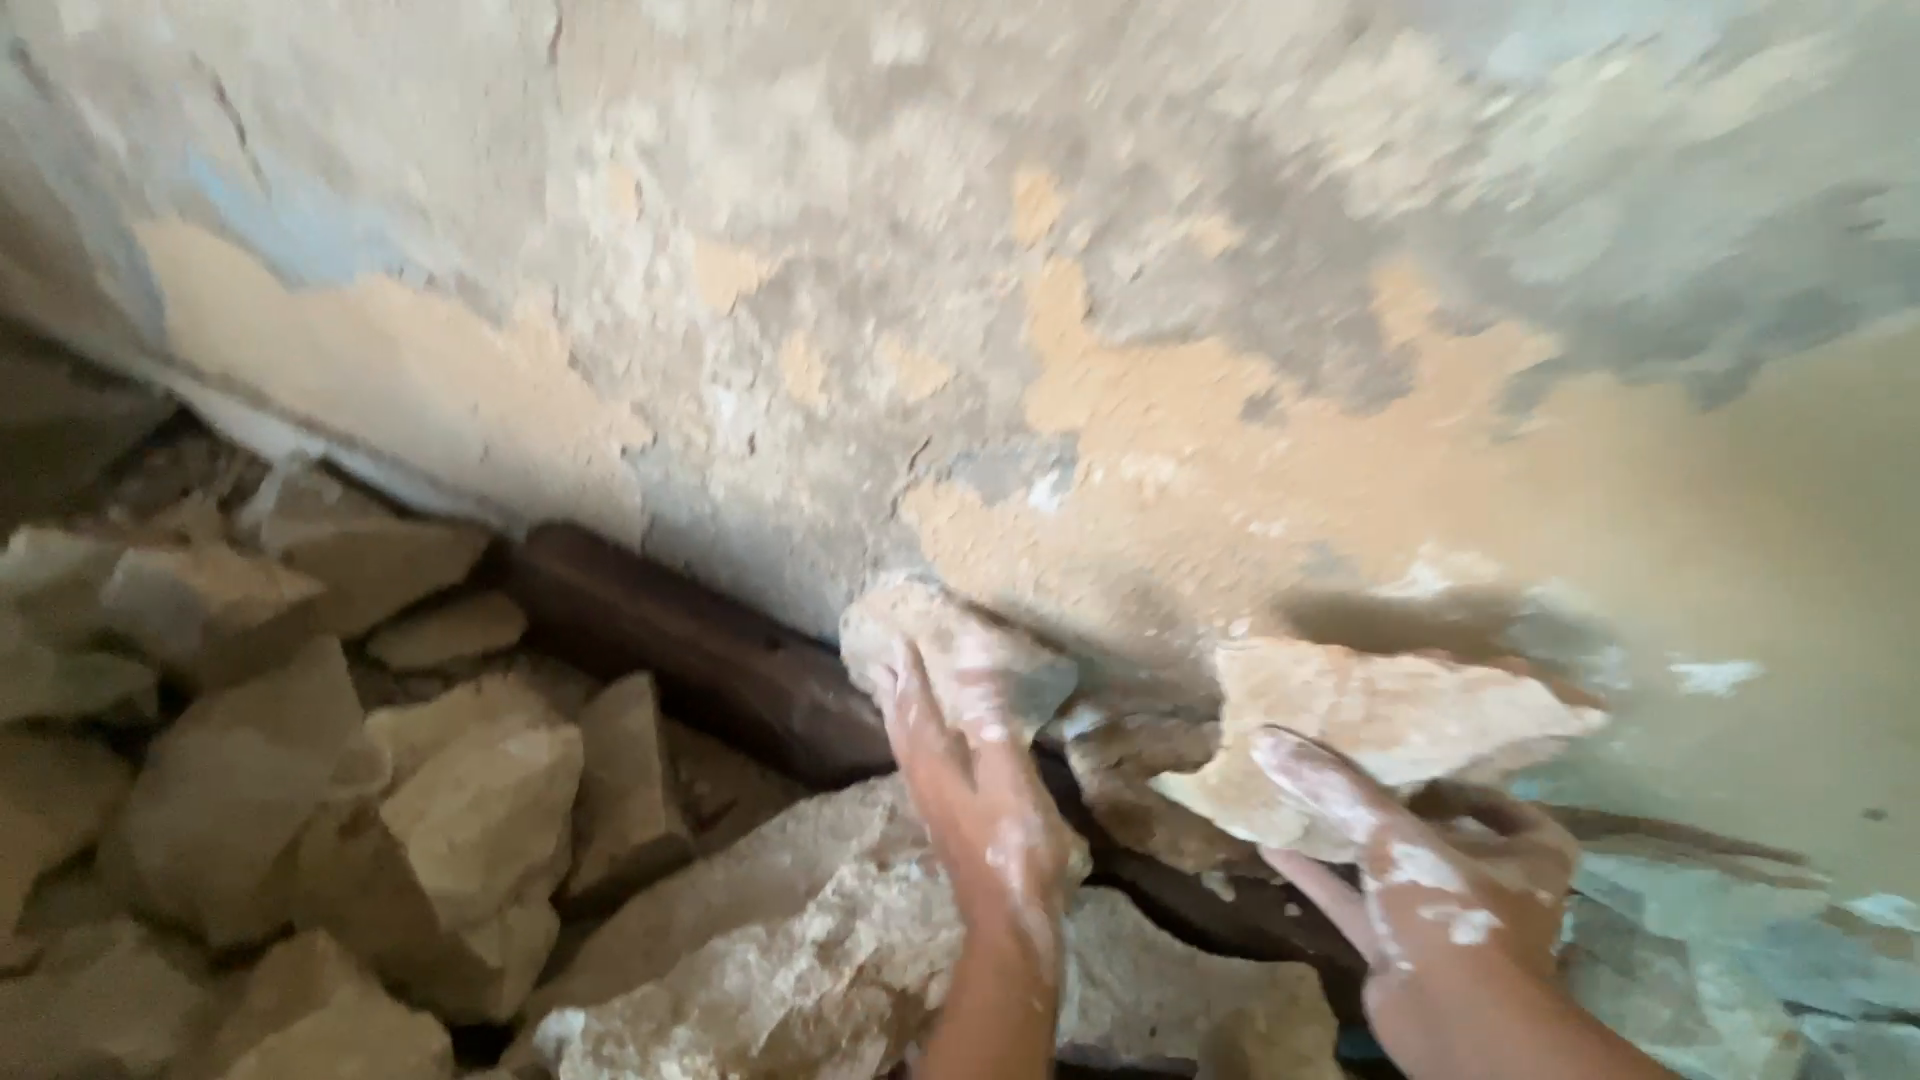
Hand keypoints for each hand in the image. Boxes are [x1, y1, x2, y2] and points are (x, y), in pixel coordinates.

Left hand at [869, 635, 1077, 965]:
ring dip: (898, 714)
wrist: (1010, 916)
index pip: (917, 706)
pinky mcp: (944, 818)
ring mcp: (931, 802)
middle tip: (880, 661)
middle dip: (892, 691)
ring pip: (905, 747)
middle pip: (900, 726)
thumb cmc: (1014, 842)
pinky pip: (917, 763)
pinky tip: (929, 747)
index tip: (900, 641)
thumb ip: (990, 719)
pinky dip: (913, 740)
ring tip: (892, 694)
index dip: (911, 673)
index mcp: (936, 763)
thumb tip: (970, 665)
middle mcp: (923, 779)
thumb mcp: (1010, 774)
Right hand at [1251, 727, 1581, 1073]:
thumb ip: (1335, 787)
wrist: (1454, 1023)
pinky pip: (1351, 900)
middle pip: (1443, 840)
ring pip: (1388, 869)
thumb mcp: (1394, 835)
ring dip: (1347, 839)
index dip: (1482, 794)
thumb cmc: (1452, 912)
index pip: (1520, 820)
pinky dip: (1314, 874)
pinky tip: (1272, 845)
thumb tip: (1269, 738)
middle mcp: (1485, 890)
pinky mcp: (1397, 949)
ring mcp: (1438, 922)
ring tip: (1301, 798)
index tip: (1435, 768)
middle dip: (1400, 810)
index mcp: (1521, 861)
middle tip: (1353, 771)